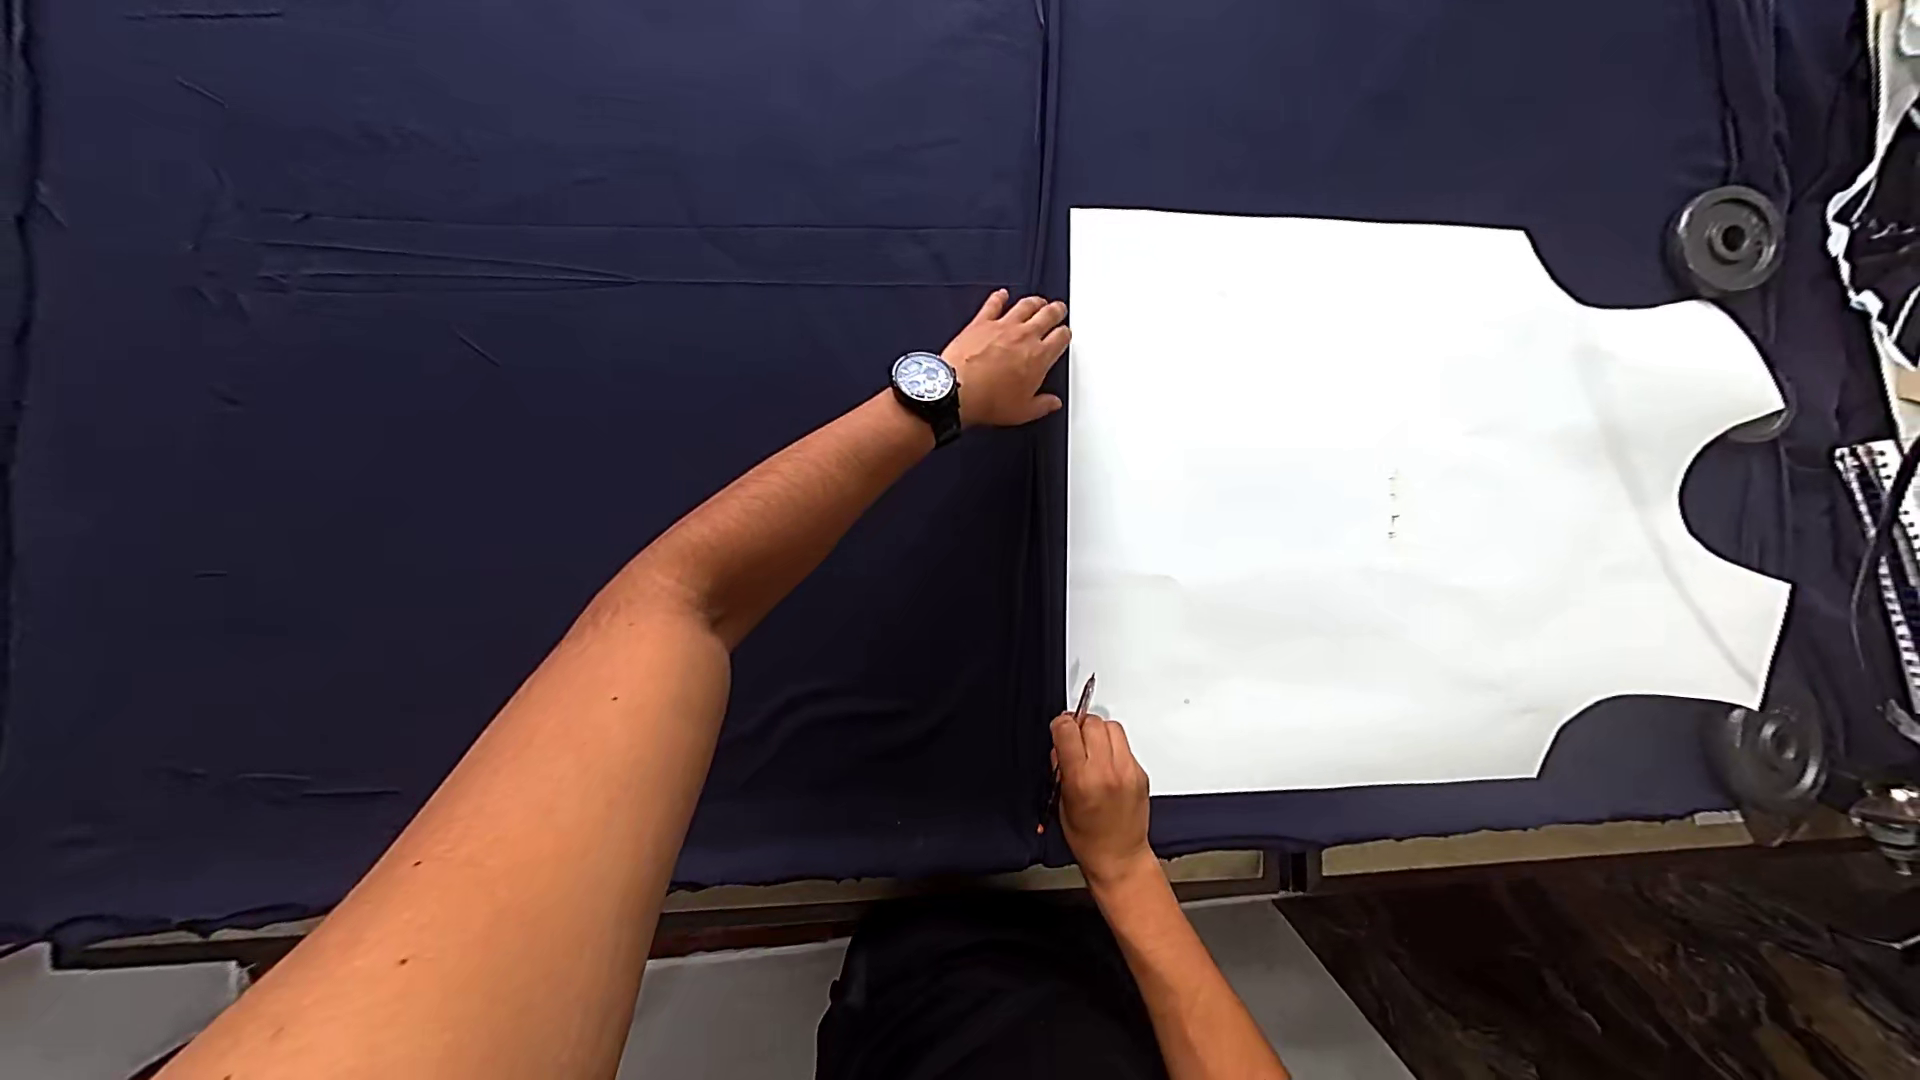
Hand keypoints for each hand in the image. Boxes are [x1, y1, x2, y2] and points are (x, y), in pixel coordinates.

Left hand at [941, 288, 1069, 427]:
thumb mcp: (1023, 411)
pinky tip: (1002, 294)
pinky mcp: (981, 322)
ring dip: (1035, 301)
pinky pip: (994, 303)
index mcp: (1039, 357)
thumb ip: (1042, 405)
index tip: (1064, 334)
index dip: (1065, 334)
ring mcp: (1003, 326)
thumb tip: (1052, 403)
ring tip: (1039, 301)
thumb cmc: (989, 401)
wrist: (958, 390)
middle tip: (1058, 310)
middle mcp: (1025, 336)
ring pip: (1025, 305)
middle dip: (1056, 311)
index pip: (1060, 338)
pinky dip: (1000, 297)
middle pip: (1048, 315)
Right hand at [1051, 709, 1154, 887]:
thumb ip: (1060, 765)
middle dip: (1080, 726)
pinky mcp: (1141, 772)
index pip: (1068, 729)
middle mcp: (1107, 772)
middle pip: (1092, 722)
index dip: (1061, 725)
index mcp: (1081, 779)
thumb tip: (1062, 740)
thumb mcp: (1060, 800)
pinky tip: (1107, 762)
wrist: (1119, 857)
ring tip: (1093, 749)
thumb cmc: (1087, 837)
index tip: (1059, 730)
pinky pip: (1125, 744)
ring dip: (1099, 732)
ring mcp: (1128, 771)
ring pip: (1112, 726)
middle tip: (1075, 740)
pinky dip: (1114, 746)